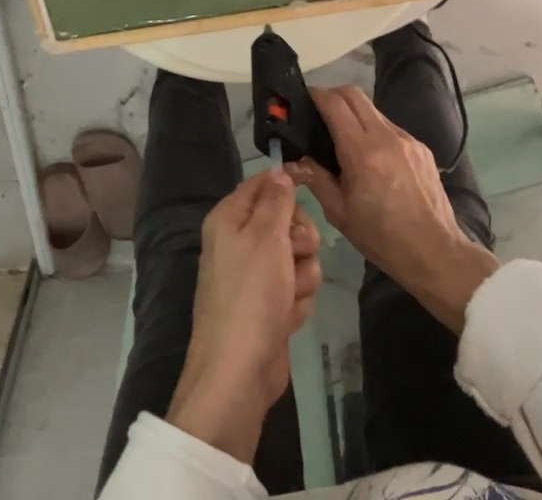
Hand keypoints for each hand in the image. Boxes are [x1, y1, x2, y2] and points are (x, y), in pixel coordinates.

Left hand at [168, 168, 321, 461]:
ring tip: (288, 294)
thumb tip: (279, 171)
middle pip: (287, 220)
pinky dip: (298, 300)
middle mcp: (239, 242)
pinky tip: (287, 316)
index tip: (312, 184)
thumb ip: (277, 200)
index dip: (286, 183)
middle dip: (301, 238)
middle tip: (294, 253)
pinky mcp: (271, 304)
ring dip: (302, 274)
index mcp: (229, 219)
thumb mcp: (265, 236)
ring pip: (299, 256)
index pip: (261, 183)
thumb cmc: (250, 294)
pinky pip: (298, 287)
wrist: (240, 369)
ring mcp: (256, 276)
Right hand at [288, 86, 498, 332]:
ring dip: (353, 113)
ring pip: (373, 109)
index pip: (335, 104)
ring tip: (341, 138)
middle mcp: (387, 136)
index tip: (301, 101)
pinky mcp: (421, 147)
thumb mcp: (339, 213)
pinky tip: (369, 157)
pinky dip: (373, 130)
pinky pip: (390, 127)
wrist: (435, 251)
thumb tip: (292, 161)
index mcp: (362, 153)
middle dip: (332, 96)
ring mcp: (408, 139)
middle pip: (354, 94)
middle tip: (316, 114)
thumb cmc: (381, 238)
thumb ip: (315, 179)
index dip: (315, 96)